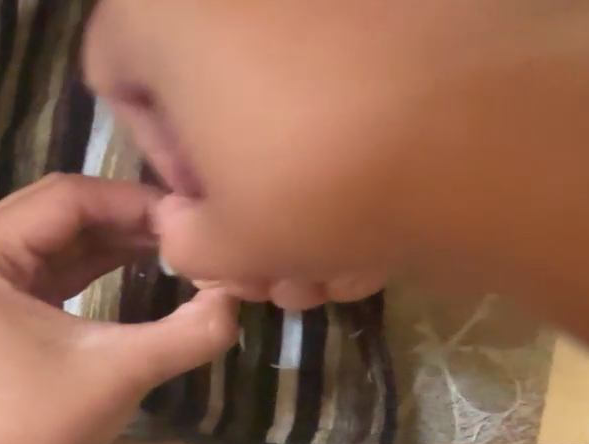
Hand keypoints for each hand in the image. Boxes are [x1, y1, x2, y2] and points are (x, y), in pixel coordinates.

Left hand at [0, 174, 238, 443]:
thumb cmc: (49, 428)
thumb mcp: (124, 371)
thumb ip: (188, 331)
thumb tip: (239, 299)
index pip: (68, 198)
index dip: (134, 202)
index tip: (189, 219)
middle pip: (61, 208)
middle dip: (127, 216)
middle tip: (186, 229)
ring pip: (59, 234)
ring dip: (116, 238)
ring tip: (175, 245)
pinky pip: (54, 263)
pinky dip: (98, 262)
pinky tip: (143, 262)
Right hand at [83, 0, 588, 292]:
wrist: (472, 135)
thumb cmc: (308, 184)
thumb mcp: (225, 245)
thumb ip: (184, 241)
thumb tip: (189, 230)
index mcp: (168, 9)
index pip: (116, 72)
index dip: (155, 154)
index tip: (203, 209)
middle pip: (217, 97)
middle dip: (244, 197)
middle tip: (275, 266)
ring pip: (287, 105)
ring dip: (302, 199)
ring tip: (333, 273)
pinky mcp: (392, 13)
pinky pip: (346, 88)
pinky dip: (351, 155)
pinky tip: (376, 235)